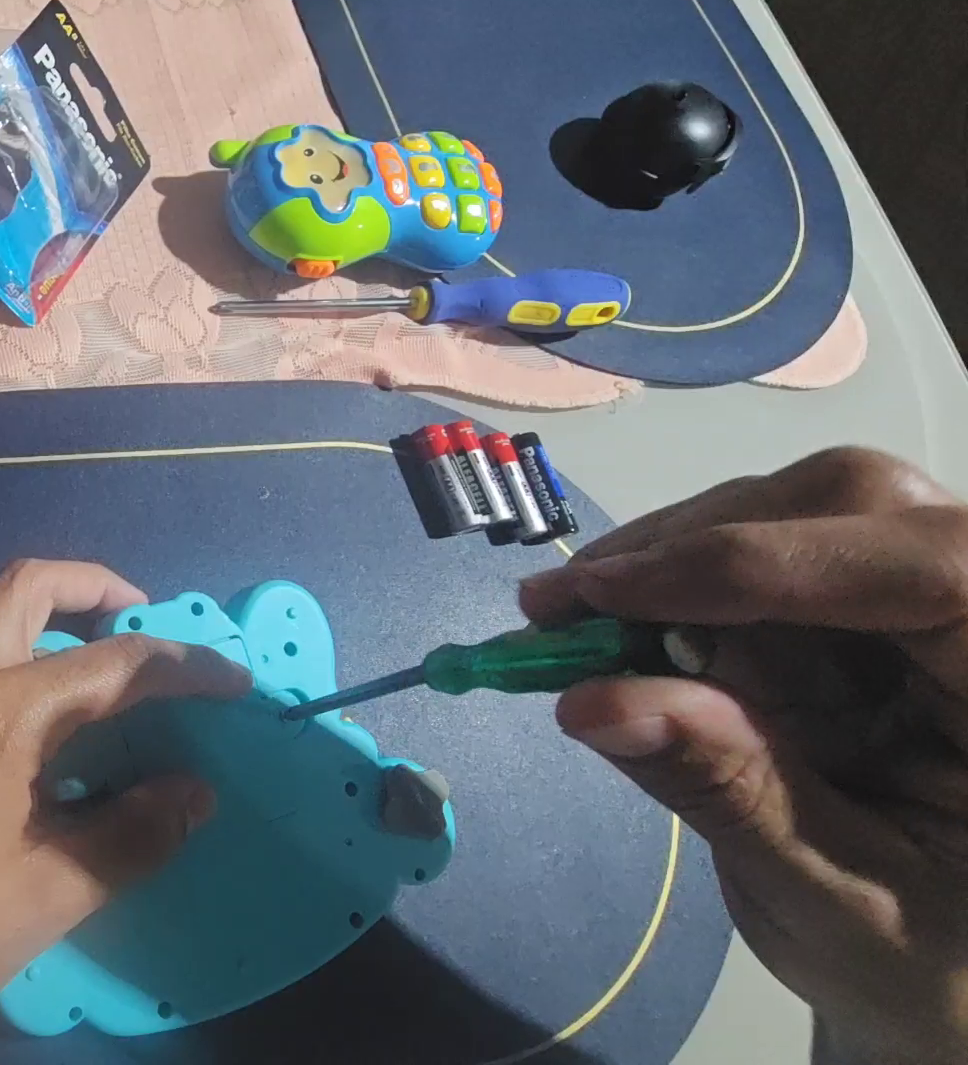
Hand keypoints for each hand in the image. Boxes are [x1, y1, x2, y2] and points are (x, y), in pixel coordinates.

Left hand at [0, 560, 247, 1064]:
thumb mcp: (40, 900)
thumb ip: (129, 835)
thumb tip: (193, 792)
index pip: (108, 663)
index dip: (182, 668)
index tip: (230, 679)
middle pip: (27, 586)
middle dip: (96, 588)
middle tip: (145, 624)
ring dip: (47, 622)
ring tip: (97, 675)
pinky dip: (6, 659)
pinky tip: (28, 724)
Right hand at [519, 448, 967, 1064]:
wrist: (967, 981)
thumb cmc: (945, 968)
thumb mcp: (840, 903)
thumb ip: (728, 793)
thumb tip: (590, 702)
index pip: (930, 571)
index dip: (751, 562)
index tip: (602, 594)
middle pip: (846, 508)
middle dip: (686, 548)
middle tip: (562, 604)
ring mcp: (919, 609)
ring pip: (783, 516)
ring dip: (657, 564)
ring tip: (565, 621)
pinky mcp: (850, 613)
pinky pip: (744, 561)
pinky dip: (656, 591)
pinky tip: (600, 629)